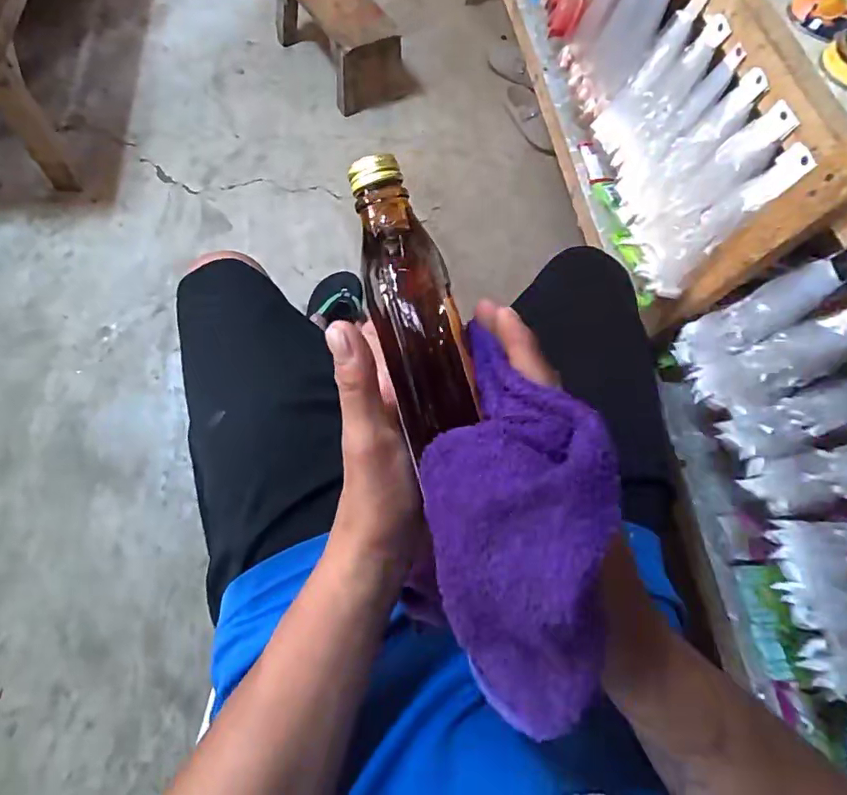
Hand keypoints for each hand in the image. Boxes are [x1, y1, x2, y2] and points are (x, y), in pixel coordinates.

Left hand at [323, 303, 554, 578]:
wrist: (388, 553)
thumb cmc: (375, 492)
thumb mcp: (367, 434)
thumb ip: (357, 383)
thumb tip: (337, 323)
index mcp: (378, 388)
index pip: (390, 335)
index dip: (412, 311)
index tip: (446, 293)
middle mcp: (400, 395)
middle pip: (424, 352)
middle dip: (452, 335)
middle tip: (497, 322)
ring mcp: (422, 416)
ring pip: (445, 375)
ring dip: (468, 361)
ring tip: (509, 345)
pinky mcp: (444, 436)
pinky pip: (461, 402)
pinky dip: (478, 390)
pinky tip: (506, 385)